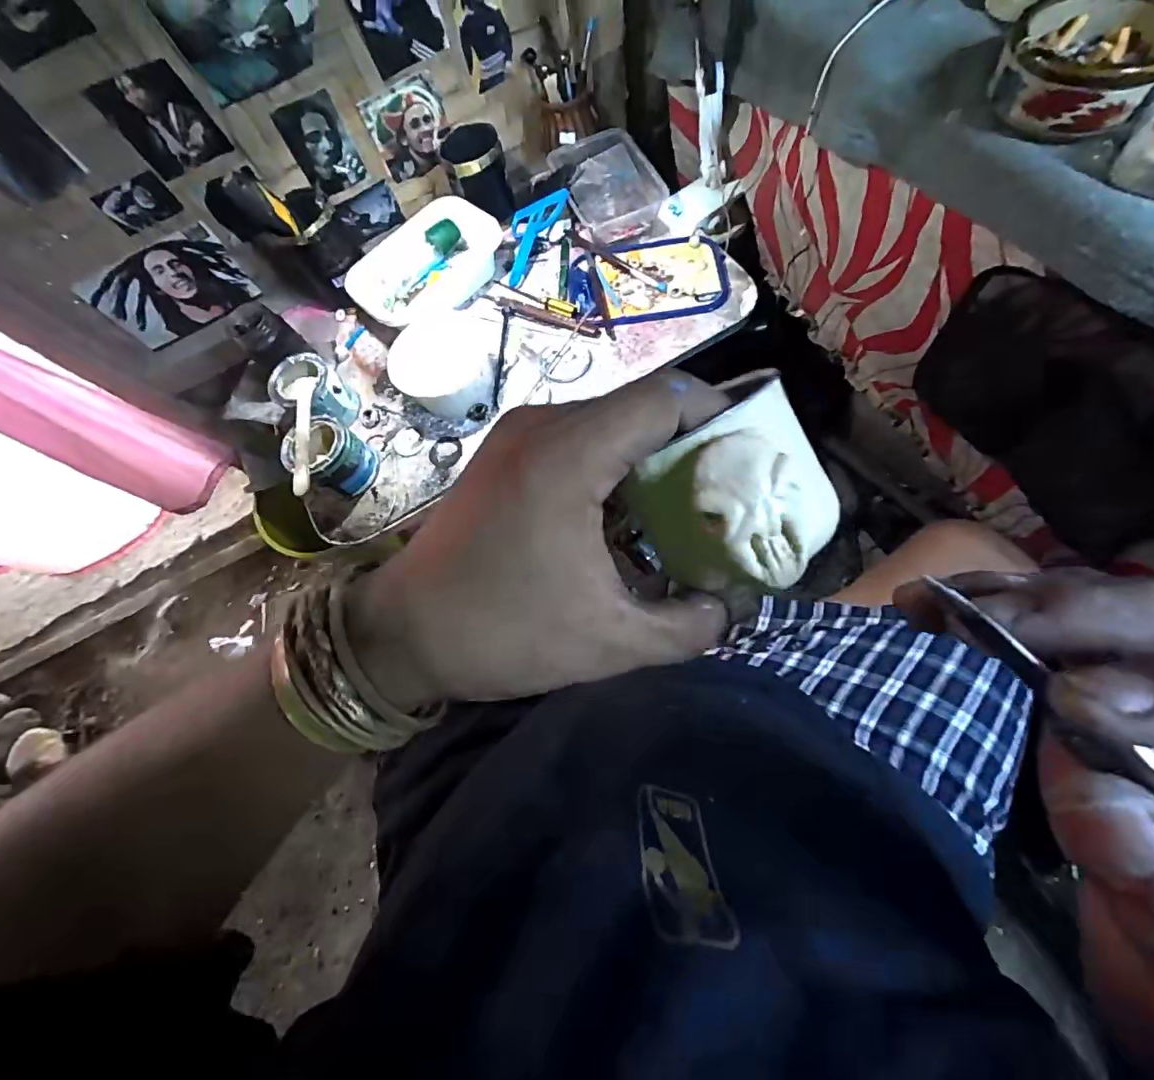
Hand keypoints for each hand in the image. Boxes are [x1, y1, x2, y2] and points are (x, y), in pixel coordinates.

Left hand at [346, 373, 732, 708]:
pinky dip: (610, 467)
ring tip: (682, 509)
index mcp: (569, 452)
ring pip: (606, 423)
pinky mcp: (500, 456)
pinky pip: (573, 442)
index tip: (753, 461)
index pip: (668, 398)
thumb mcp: (610, 642)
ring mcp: (514, 436)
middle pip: (640, 407)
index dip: (722, 417)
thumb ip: (689, 625)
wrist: (399, 633)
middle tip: (726, 495)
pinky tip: (624, 516)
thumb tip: (731, 607)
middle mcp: (540, 424)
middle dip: (691, 445)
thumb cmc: (501, 633)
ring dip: (648, 458)